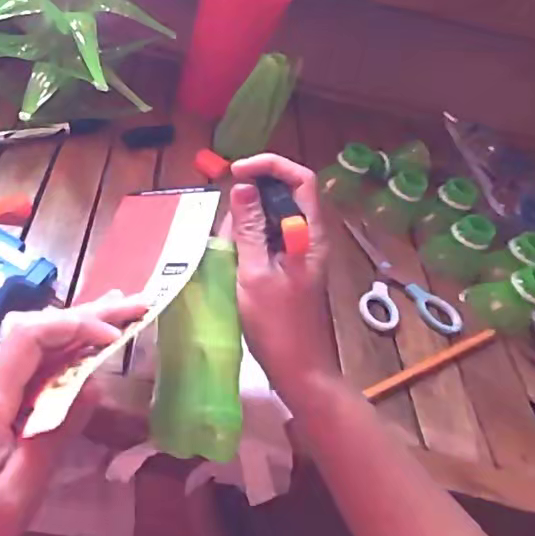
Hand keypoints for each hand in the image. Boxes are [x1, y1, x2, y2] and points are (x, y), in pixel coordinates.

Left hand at [0, 292, 148, 535]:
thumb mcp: (18, 492)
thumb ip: (54, 434)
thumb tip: (92, 386)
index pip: (29, 337)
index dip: (74, 326)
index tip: (115, 336)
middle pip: (32, 333)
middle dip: (83, 317)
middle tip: (134, 303)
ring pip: (29, 348)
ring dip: (73, 332)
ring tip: (117, 315)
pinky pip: (24, 370)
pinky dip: (58, 358)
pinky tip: (81, 353)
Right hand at [220, 154, 336, 388]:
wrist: (299, 369)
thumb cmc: (278, 324)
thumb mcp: (255, 273)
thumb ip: (249, 229)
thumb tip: (242, 187)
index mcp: (310, 234)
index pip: (301, 179)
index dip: (269, 166)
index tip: (235, 172)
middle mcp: (308, 236)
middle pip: (285, 193)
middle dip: (251, 194)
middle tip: (224, 216)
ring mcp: (299, 251)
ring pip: (272, 216)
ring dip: (245, 219)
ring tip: (226, 245)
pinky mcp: (287, 265)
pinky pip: (266, 237)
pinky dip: (246, 238)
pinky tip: (231, 258)